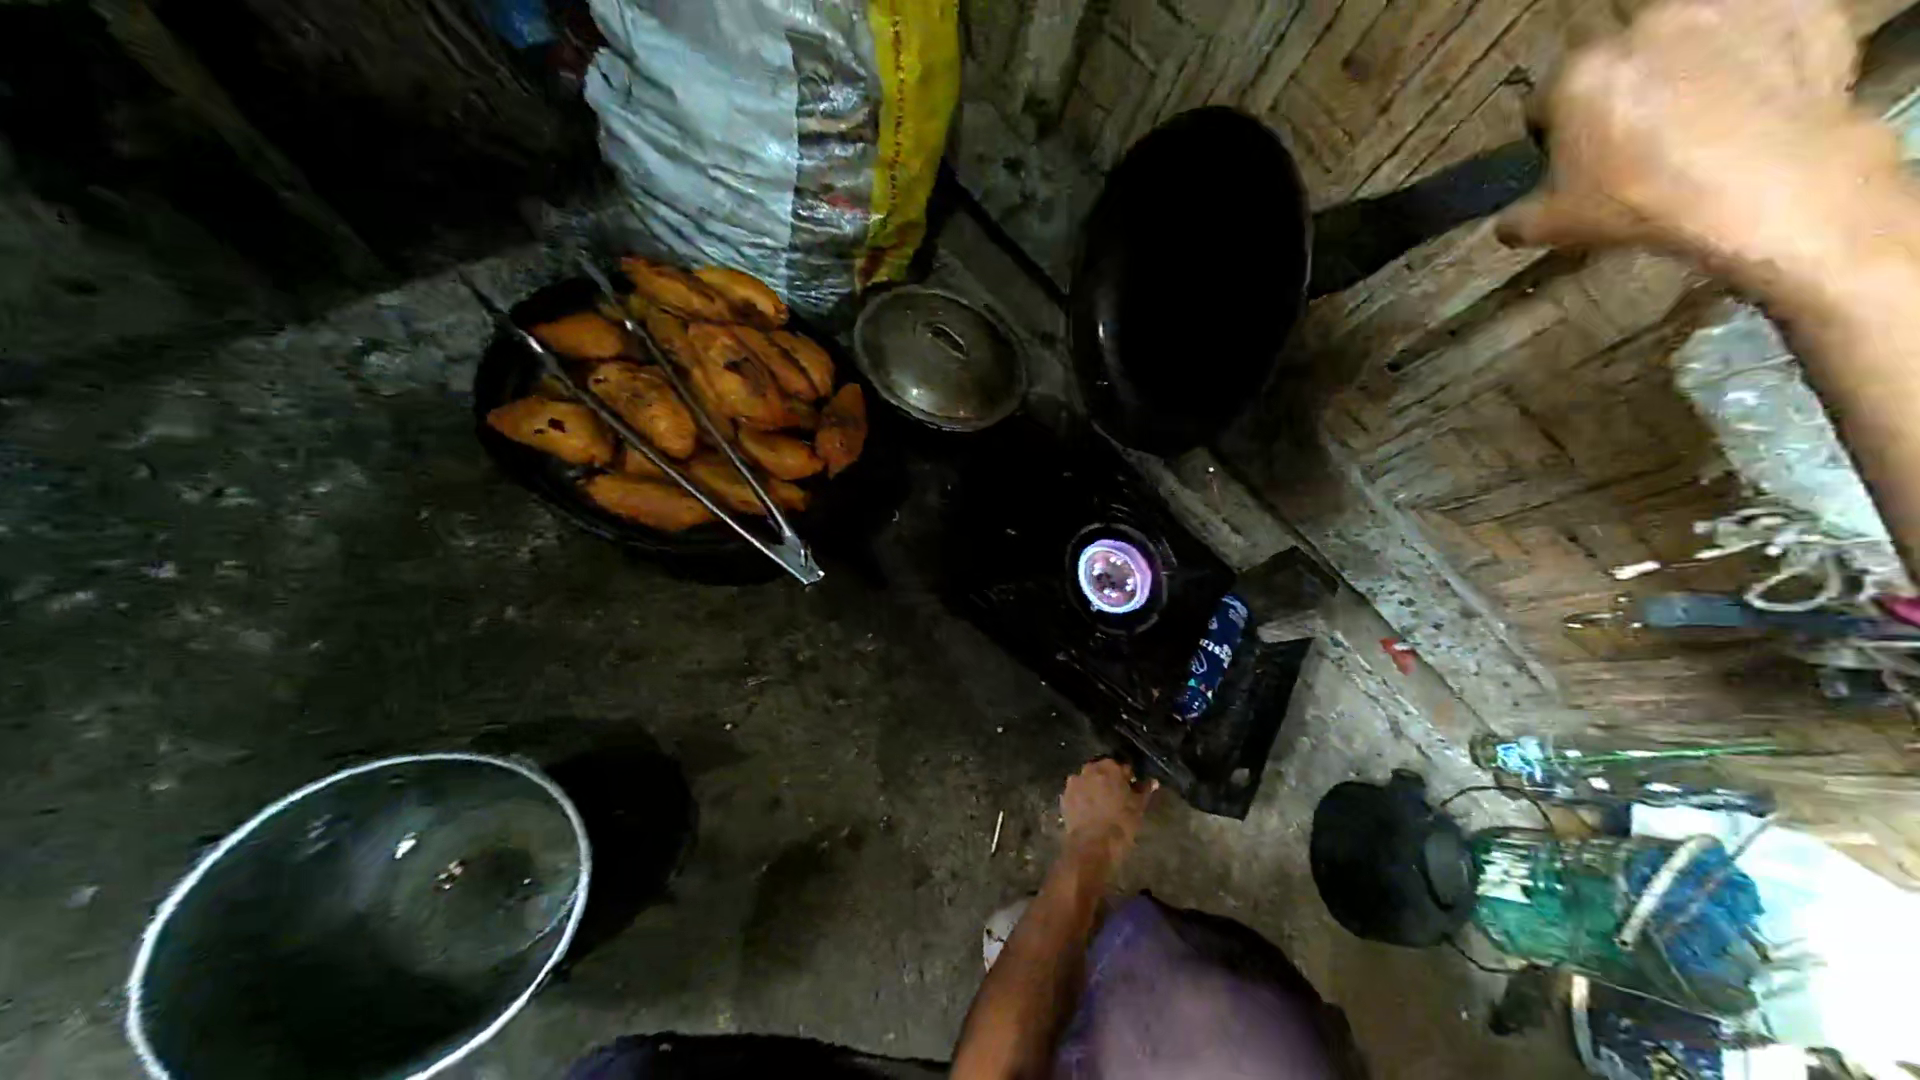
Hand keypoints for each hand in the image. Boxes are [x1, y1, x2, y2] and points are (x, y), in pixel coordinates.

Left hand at [1060, 759, 1156, 866]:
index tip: (1131, 790)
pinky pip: (1077, 793)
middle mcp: (1089, 769)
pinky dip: (1082, 799)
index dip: (1128, 779)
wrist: (1092, 845)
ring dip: (1094, 788)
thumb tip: (1152, 781)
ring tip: (1101, 806)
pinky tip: (1088, 811)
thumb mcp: (1138, 808)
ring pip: (1088, 781)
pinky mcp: (1064, 796)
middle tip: (1116, 798)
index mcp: (1110, 767)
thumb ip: (1144, 791)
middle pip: (1102, 771)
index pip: (1123, 768)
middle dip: (1109, 781)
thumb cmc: (1121, 824)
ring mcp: (1074, 782)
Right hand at [1498, 0, 1905, 289]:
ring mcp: (1724, 7)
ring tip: (1695, 108)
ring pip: (1686, 35)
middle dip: (1618, 88)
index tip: (1570, 157)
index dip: (1553, 130)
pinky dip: (1751, 50)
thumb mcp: (1553, 226)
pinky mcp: (1797, 3)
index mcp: (1577, 75)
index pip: (1545, 99)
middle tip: (1633, 132)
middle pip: (1617, 58)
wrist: (1765, 182)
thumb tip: (1506, 221)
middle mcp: (1644, 26)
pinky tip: (1751, 92)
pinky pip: (1761, 24)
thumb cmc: (1640, 201)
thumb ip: (1516, 218)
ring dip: (1682, 62)